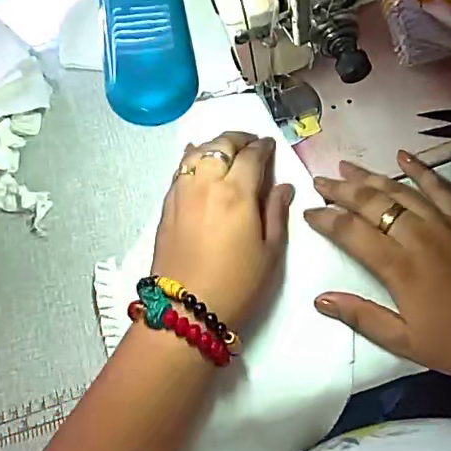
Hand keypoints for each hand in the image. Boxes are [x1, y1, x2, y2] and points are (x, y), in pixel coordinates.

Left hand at [150, 132, 295, 327]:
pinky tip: (198, 160)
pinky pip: (180, 169)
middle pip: (221, 145)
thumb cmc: (237, 285)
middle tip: (251, 144)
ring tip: (227, 151)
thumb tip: (283, 186)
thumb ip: (276, 212)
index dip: (263, 147)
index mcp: (236, 193)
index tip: (269, 146)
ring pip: (197, 152)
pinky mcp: (167, 206)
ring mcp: (182, 193)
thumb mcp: (270, 252)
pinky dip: (192, 158)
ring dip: (215, 145)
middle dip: (238, 139)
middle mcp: (206, 184)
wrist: (184, 311)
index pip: (251, 155)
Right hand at [304, 151, 450, 394]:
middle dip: (342, 189)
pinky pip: (440, 186)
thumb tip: (321, 300)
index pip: (351, 232)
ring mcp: (446, 222)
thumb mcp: (407, 343)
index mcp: (399, 267)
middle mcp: (419, 235)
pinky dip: (420, 169)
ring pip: (400, 189)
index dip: (326, 219)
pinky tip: (404, 156)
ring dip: (371, 176)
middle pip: (372, 202)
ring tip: (348, 167)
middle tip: (320, 180)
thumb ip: (362, 318)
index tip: (308, 213)